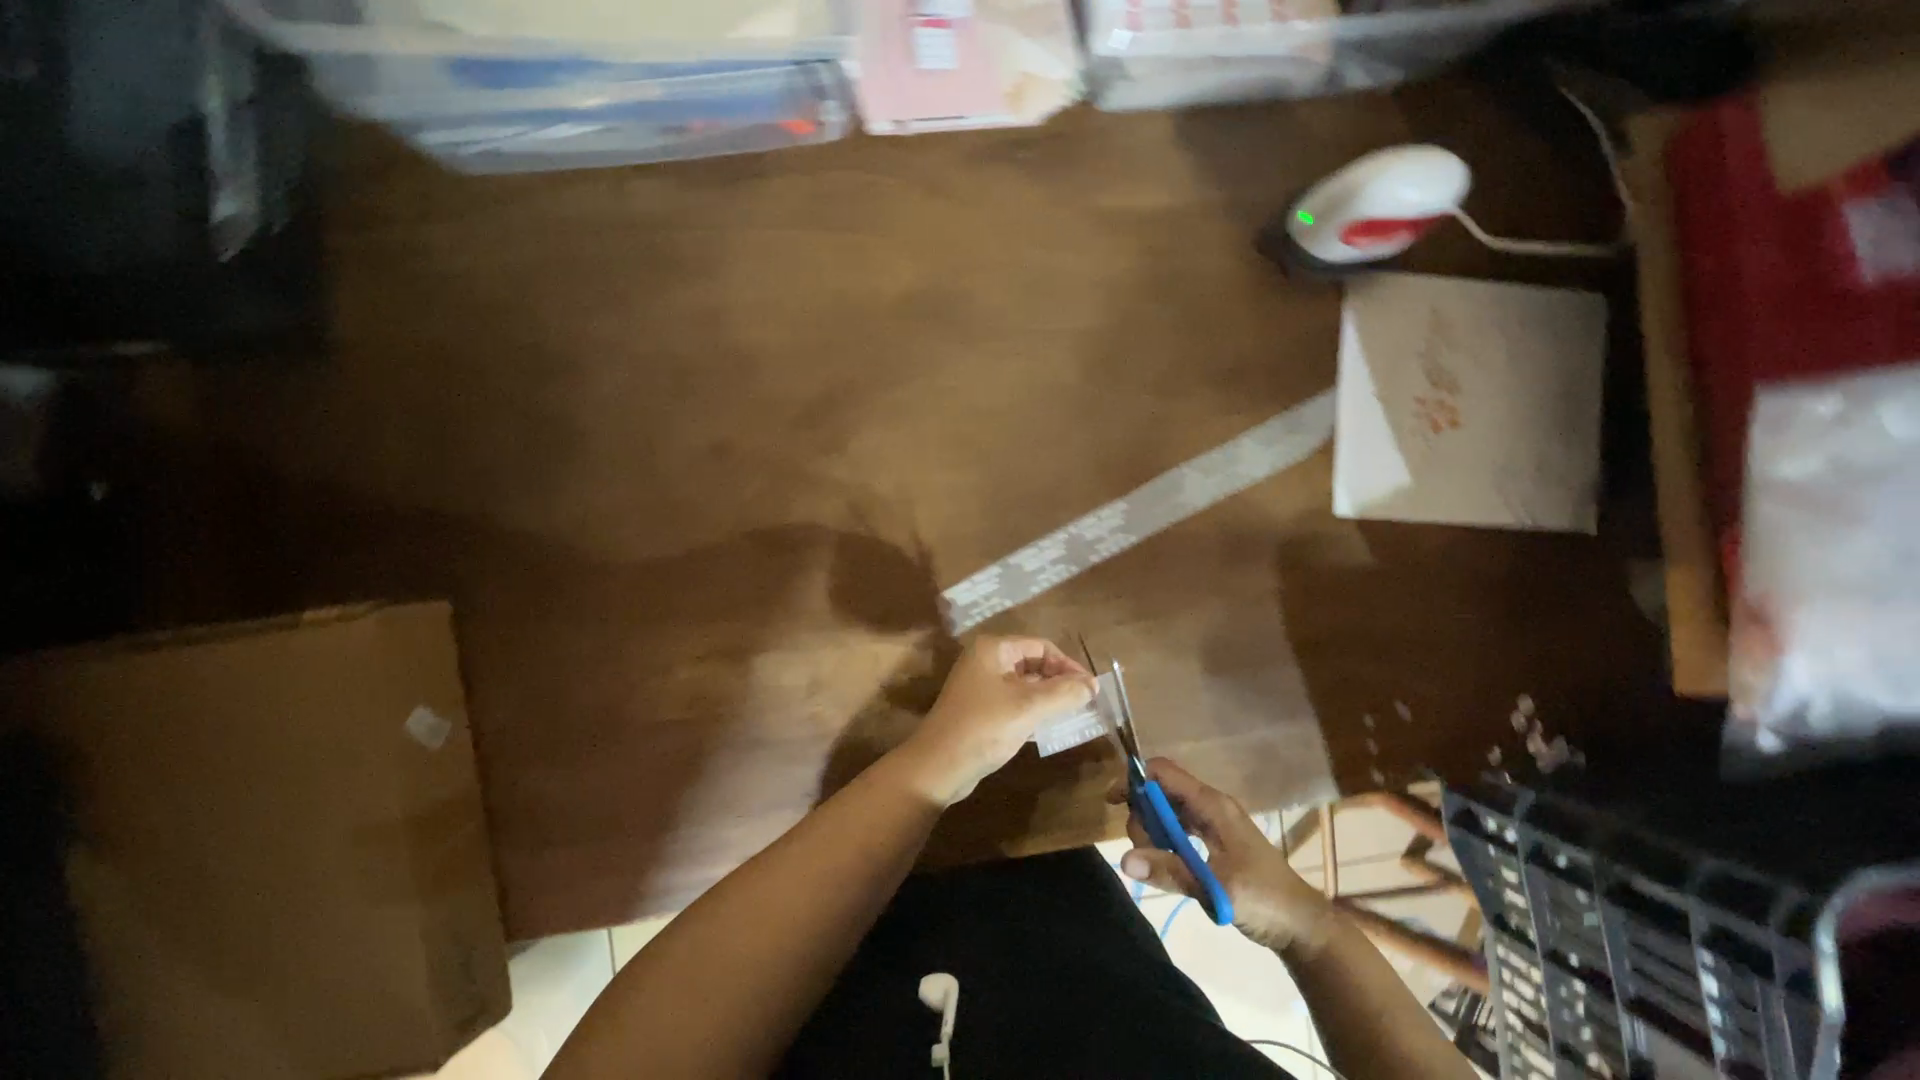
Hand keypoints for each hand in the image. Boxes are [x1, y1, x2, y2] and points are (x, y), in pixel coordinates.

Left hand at [889, 636, 1097, 807]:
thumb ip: (1064, 693)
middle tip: (1087, 703)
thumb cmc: (983, 728)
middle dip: (1061, 682)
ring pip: (1026, 686)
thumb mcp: (1028, 708)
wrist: (938, 766)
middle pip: (1034, 664)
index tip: (1091, 689)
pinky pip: (1016, 704)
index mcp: (993, 649)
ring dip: (1050, 699)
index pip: (1042, 646)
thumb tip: (1093, 685)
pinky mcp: (981, 710)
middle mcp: (986, 661)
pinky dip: (1035, 712)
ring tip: (1076, 716)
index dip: (1069, 666)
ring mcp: (981, 686)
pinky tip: (1052, 729)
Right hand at [1110, 758, 1333, 953]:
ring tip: (1155, 863)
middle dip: (1142, 815)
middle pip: (1162, 792)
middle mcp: (1212, 807)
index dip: (1135, 780)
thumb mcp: (1215, 886)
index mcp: (1213, 805)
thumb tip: (1124, 859)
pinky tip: (1165, 863)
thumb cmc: (1263, 899)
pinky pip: (1180, 829)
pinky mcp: (1216, 843)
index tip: (1112, 802)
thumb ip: (1170, 871)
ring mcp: (1215, 824)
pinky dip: (1165, 841)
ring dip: (1152, 831)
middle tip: (1143, 852)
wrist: (1301, 924)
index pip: (1164, 772)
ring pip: (1169, 812)